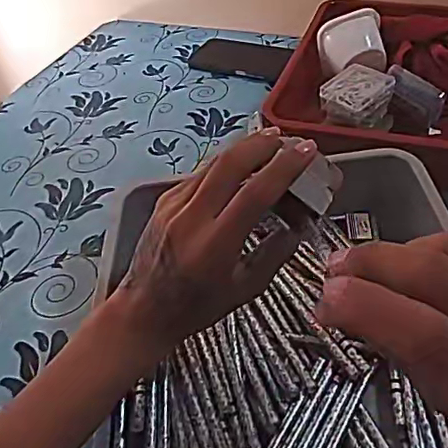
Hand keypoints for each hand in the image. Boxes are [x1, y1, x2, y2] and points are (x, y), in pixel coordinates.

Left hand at [110, 131, 322, 354]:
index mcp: (215, 245)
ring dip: (243, 148)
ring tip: (267, 142)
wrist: (143, 311)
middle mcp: (191, 219)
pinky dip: (224, 164)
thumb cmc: (195, 307)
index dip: (284, 167)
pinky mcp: (164, 200)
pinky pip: (200, 173)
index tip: (305, 151)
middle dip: (261, 144)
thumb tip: (298, 225)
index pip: (255, 193)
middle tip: (285, 137)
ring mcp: (173, 205)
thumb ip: (275, 253)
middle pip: (229, 164)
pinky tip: (239, 165)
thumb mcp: (245, 288)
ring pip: (213, 162)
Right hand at [315, 231, 447, 447]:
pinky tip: (417, 261)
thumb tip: (346, 301)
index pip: (432, 337)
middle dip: (374, 264)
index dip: (372, 308)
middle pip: (439, 278)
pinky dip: (431, 245)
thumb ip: (409, 355)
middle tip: (335, 267)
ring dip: (397, 252)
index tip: (326, 296)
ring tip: (369, 264)